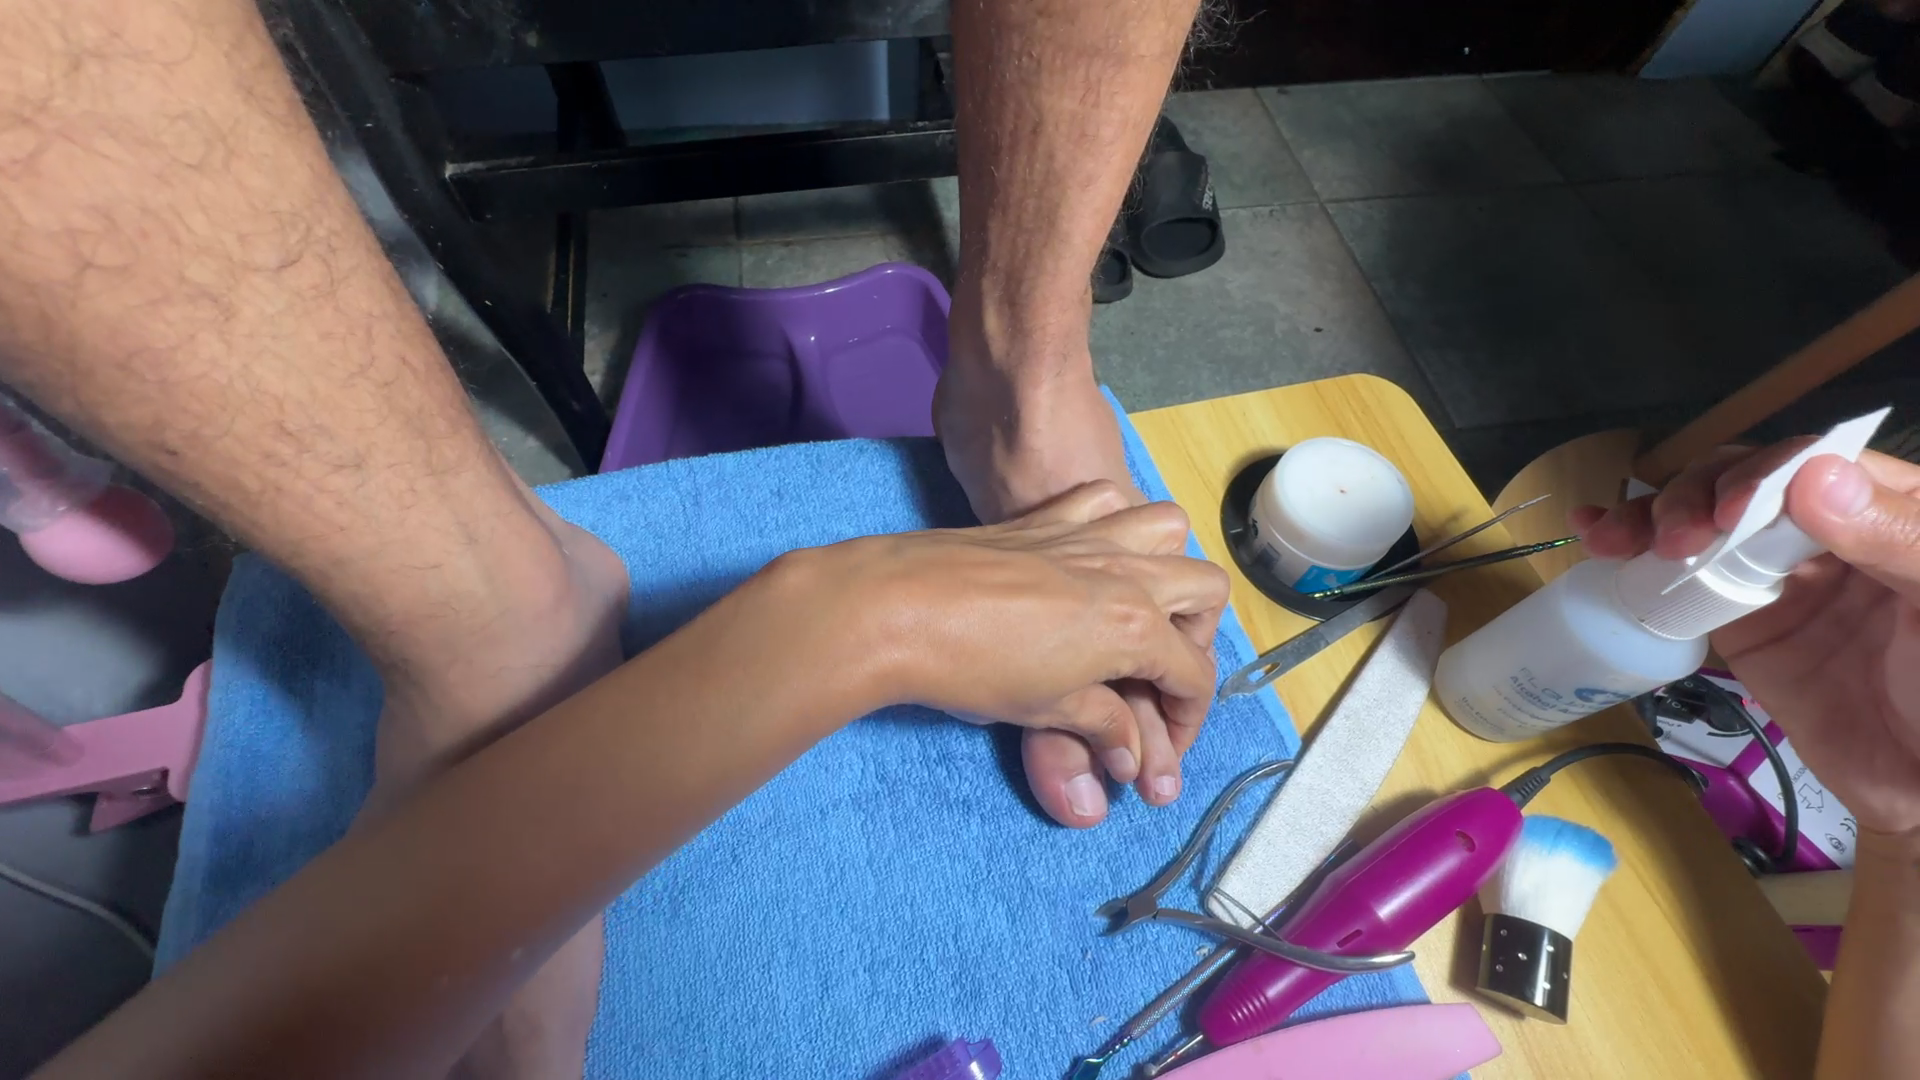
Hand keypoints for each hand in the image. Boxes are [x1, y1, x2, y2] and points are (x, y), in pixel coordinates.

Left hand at [936, 301, 1202, 823]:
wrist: (897, 607)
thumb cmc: (971, 667)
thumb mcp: (1045, 709)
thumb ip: (1104, 727)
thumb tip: (1134, 759)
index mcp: (1134, 624)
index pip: (1193, 673)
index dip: (1187, 719)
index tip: (1162, 748)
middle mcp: (1125, 568)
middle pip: (1204, 591)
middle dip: (1196, 638)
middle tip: (1156, 676)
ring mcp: (1087, 532)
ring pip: (1167, 527)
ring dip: (1168, 568)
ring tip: (1138, 609)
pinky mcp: (1048, 515)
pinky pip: (1106, 498)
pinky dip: (1117, 522)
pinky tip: (1092, 556)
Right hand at [1575, 444, 1919, 838]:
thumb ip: (1896, 537)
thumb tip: (1810, 475)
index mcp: (1890, 519)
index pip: (1810, 466)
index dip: (1756, 476)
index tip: (1723, 516)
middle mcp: (1824, 537)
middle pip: (1735, 487)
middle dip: (1686, 500)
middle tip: (1669, 542)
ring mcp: (1770, 579)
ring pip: (1694, 523)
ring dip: (1643, 519)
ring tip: (1610, 538)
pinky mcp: (1728, 620)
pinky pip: (1675, 577)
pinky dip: (1627, 551)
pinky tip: (1590, 535)